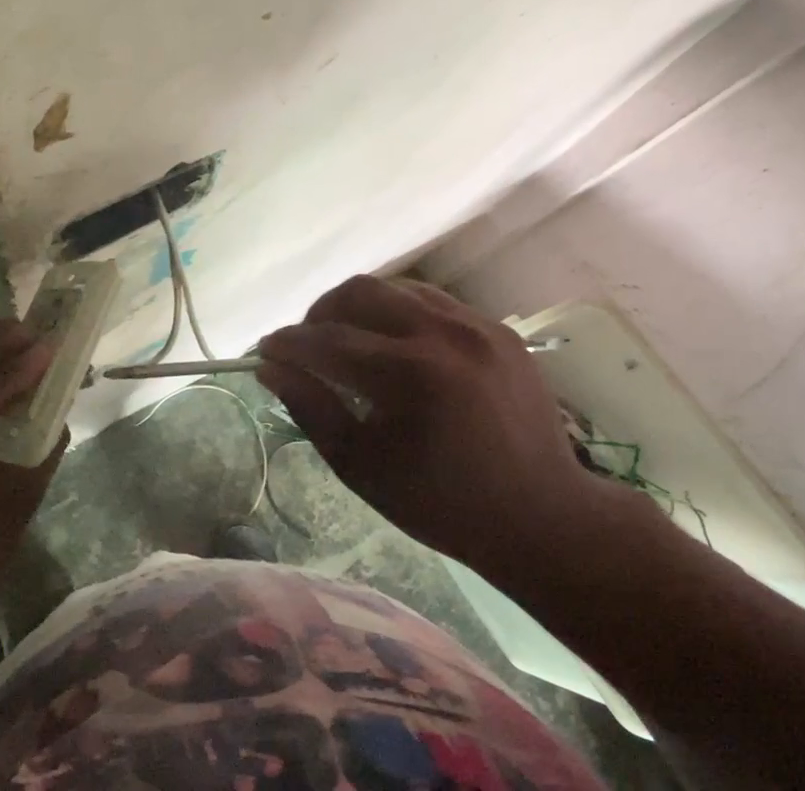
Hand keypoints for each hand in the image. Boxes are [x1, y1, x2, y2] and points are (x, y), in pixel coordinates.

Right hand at [257, 275, 614, 567]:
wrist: (541, 516)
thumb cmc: (439, 503)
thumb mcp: (360, 465)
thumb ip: (310, 407)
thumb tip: (269, 367)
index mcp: (408, 375)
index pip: (326, 340)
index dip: (286, 344)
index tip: (263, 352)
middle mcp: (443, 335)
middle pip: (358, 292)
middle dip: (319, 314)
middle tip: (306, 346)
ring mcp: (478, 327)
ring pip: (396, 288)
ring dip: (360, 308)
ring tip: (349, 342)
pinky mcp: (499, 331)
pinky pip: (434, 302)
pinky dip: (400, 315)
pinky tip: (396, 348)